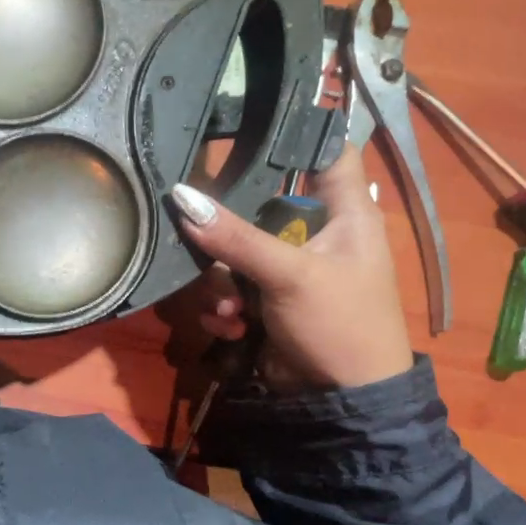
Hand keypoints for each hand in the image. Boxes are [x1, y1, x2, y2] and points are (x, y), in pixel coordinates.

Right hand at [171, 146, 413, 392]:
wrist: (340, 397)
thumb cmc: (339, 322)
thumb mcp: (288, 275)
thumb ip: (235, 237)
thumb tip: (180, 195)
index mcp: (345, 215)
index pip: (326, 154)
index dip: (297, 135)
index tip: (245, 127)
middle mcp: (315, 237)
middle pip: (256, 211)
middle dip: (227, 239)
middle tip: (215, 255)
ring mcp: (288, 272)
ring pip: (232, 257)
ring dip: (221, 286)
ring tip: (232, 311)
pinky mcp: (265, 304)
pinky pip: (228, 291)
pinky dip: (223, 310)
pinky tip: (231, 328)